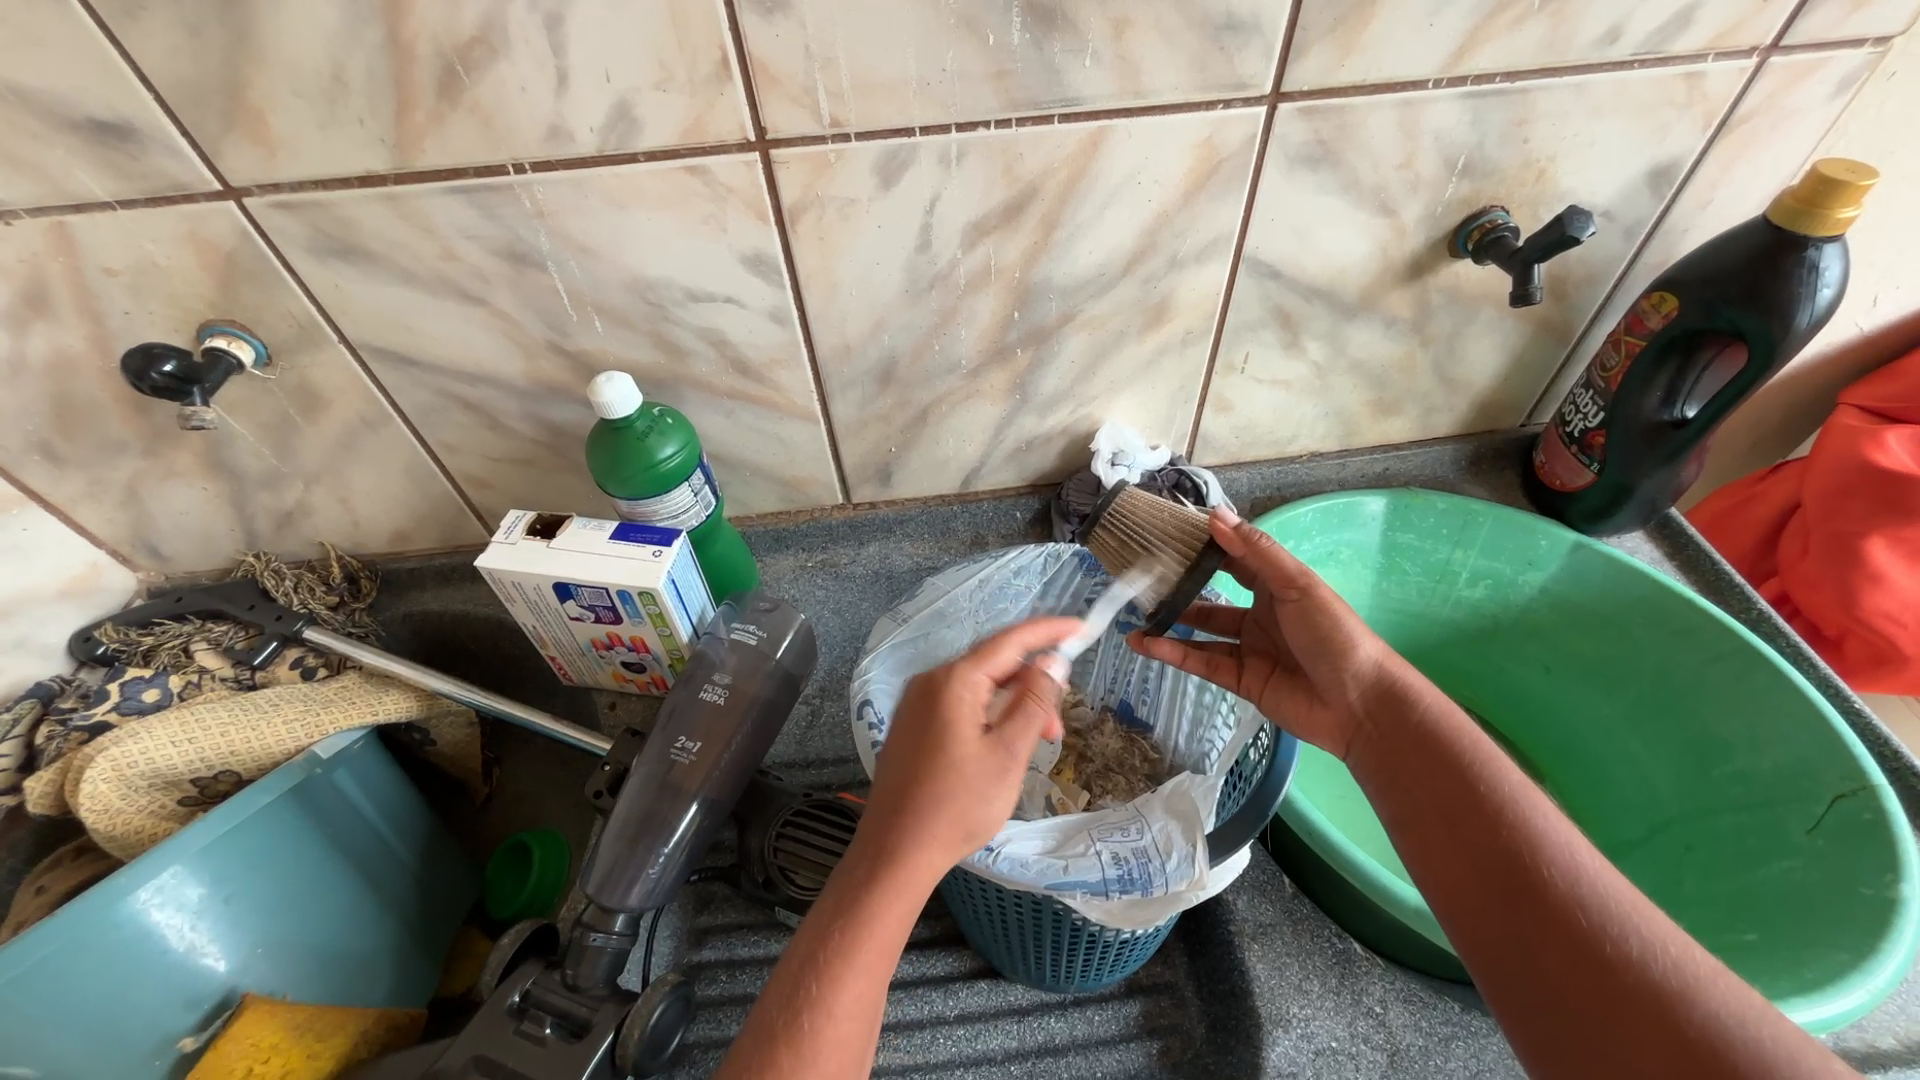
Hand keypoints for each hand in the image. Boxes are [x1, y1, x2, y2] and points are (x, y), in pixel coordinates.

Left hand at [861, 617, 1080, 877]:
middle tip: (1060, 720)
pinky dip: (988, 712)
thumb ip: (1034, 702)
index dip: (1048, 632)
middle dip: (1032, 681)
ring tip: (1039, 738)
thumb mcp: (1008, 753)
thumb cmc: (958, 805)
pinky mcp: (913, 726)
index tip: (1080, 627)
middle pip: (992, 663)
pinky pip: (958, 703)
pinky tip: (1004, 740)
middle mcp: (930, 681)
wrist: (896, 851)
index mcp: (953, 681)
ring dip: (1012, 702)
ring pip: (976, 686)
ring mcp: (916, 703)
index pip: (1009, 641)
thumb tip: (1053, 661)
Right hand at [1128, 506, 1411, 759]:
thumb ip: (1255, 552)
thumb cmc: (1334, 634)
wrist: (1360, 705)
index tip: (1167, 532)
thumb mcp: (1296, 585)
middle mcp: (1261, 614)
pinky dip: (1173, 653)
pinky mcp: (1241, 680)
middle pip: (1212, 596)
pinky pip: (1201, 663)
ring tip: (1134, 615)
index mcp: (1278, 586)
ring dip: (1169, 623)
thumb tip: (1215, 514)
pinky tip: (1146, 644)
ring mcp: (1249, 649)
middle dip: (1180, 588)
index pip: (1235, 559)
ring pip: (1201, 632)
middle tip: (1142, 577)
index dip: (1205, 546)